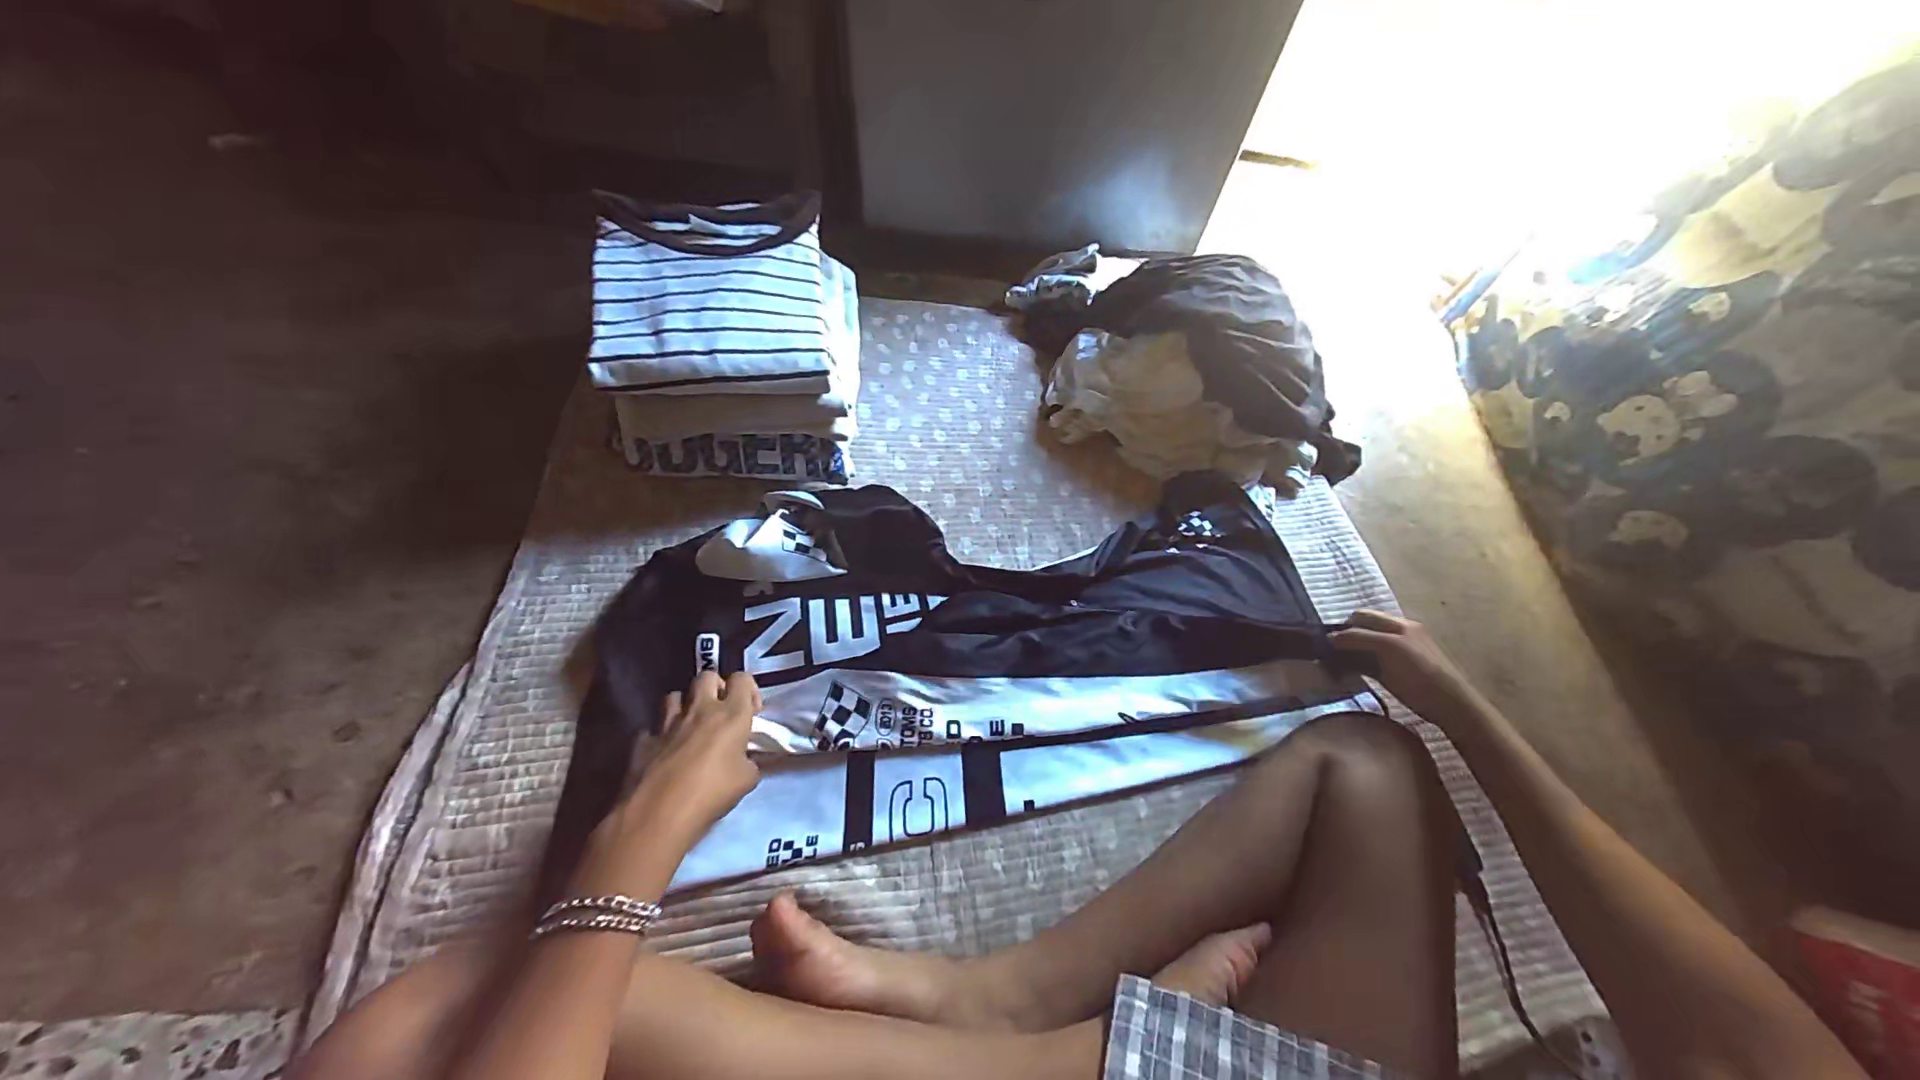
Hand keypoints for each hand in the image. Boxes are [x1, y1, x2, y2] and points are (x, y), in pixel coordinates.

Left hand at [612, 671, 763, 849]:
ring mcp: (667, 723)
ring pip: (675, 695)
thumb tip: (744, 760)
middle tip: (720, 711)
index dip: (748, 690)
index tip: (751, 712)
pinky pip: (653, 728)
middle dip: (715, 687)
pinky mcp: (643, 740)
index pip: (742, 679)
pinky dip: (660, 736)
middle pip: (707, 676)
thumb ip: (749, 761)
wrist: (659, 814)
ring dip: (684, 706)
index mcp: (731, 714)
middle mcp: (700, 710)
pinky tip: (665, 752)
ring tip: (690, 727)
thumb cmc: (712, 793)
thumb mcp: (747, 780)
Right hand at [1329, 610, 1480, 729]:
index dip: (1342, 625)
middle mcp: (1397, 634)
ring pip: (1363, 646)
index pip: (1361, 616)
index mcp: (1398, 624)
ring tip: (1333, 664)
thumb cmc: (1420, 675)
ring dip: (1347, 652)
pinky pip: (1368, 662)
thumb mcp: (1388, 648)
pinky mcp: (1395, 672)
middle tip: (1327, 652)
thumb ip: (1358, 638)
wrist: (1450, 706)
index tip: (1324, 640)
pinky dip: (1355, 664)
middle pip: (1361, 629)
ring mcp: (1397, 654)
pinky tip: (1348, 673)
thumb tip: (1330, 638)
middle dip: (1343, 637)